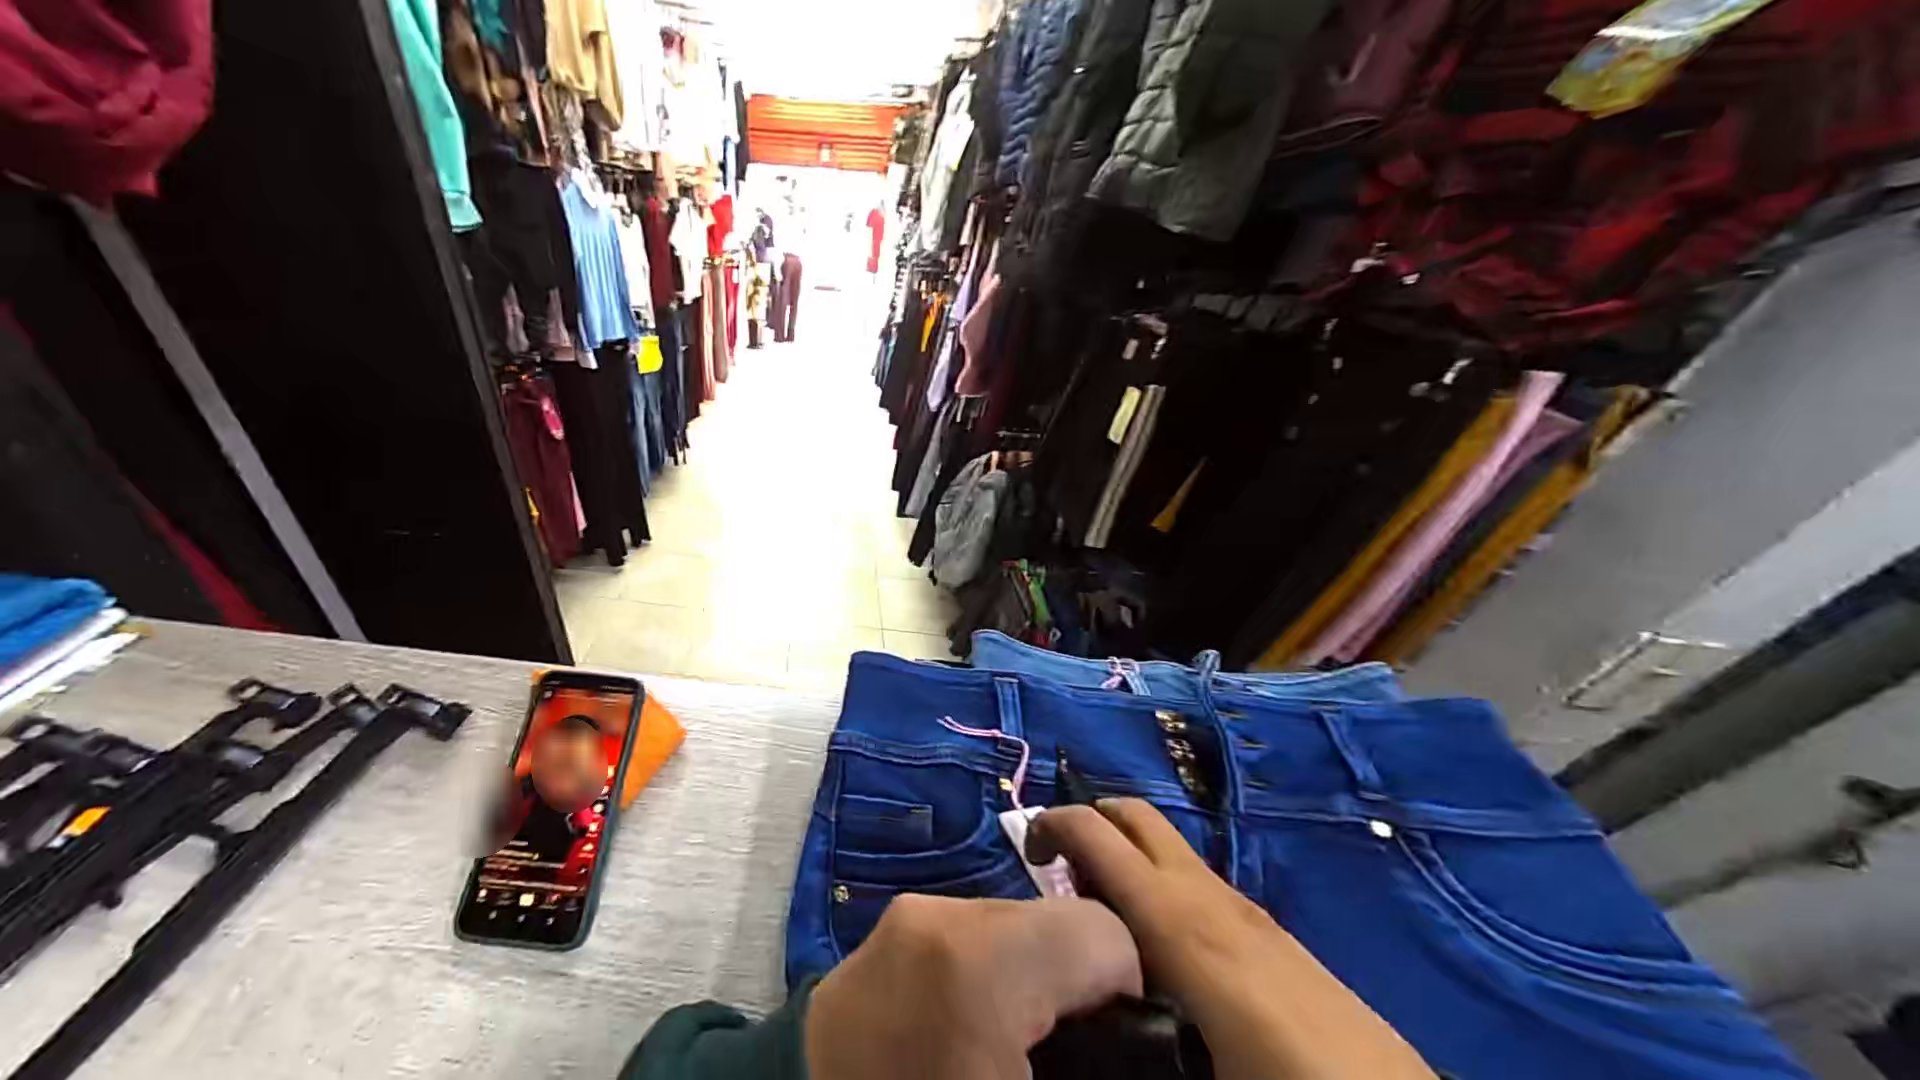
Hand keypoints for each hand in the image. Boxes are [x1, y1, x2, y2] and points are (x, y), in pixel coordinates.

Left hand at [805, 894, 1142, 1079]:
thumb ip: (1091, 1053)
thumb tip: (1130, 1037)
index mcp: (983, 964)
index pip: (1103, 932)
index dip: (1124, 989)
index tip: (1108, 1043)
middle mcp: (945, 915)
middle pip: (1057, 920)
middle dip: (1074, 980)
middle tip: (1057, 1049)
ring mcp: (911, 914)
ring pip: (1015, 922)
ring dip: (1030, 973)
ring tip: (1008, 1039)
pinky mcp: (890, 926)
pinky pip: (969, 932)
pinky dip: (988, 969)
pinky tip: (969, 1021)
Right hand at [1028, 798, 1435, 1079]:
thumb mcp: (1177, 1062)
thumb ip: (1119, 1022)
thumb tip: (1076, 1004)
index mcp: (1172, 919)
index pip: (1098, 833)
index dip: (1051, 824)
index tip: (1027, 855)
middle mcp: (1202, 893)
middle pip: (1134, 815)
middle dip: (1089, 821)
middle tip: (1058, 872)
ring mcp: (1238, 905)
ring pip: (1165, 845)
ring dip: (1124, 854)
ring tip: (1100, 917)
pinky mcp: (1263, 926)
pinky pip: (1192, 878)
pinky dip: (1157, 883)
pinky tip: (1157, 946)